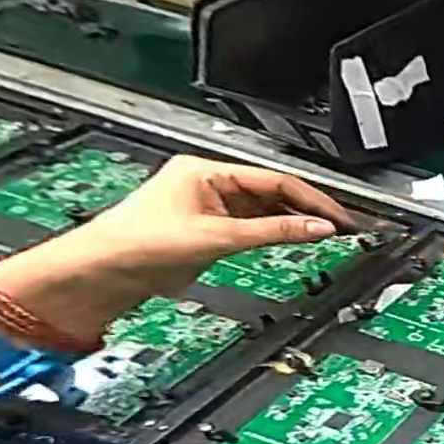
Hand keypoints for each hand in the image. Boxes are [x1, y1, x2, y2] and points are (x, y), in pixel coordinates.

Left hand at [0, 155, 354, 342]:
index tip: (341, 219)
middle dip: (310, 210)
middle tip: (343, 228)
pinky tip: (298, 240)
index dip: (314, 201)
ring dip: (298, 222)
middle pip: (277, 193)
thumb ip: (278, 230)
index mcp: (206, 171)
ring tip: (326, 235)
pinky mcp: (214, 226)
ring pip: (271, 209)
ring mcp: (212, 205)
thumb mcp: (222, 236)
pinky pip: (260, 224)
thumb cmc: (138, 244)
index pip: (277, 180)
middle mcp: (210, 183)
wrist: (100, 272)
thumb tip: (322, 228)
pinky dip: (282, 232)